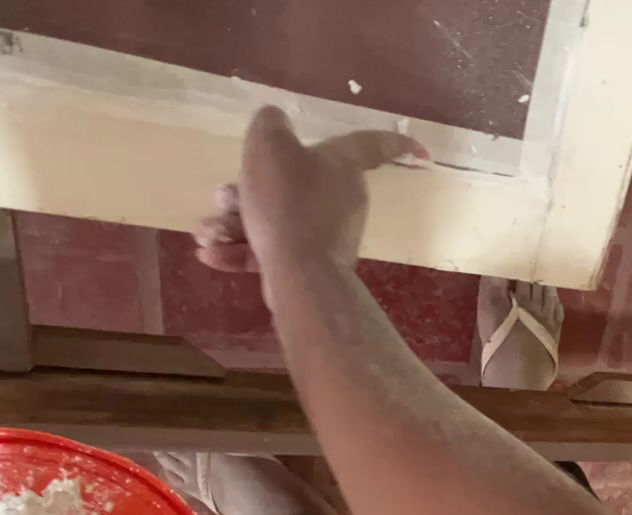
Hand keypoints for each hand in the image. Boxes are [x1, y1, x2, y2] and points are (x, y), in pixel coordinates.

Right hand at [194, 107, 424, 281]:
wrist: (299, 273)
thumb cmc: (287, 202)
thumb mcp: (269, 144)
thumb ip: (270, 124)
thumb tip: (274, 125)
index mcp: (344, 166)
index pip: (376, 144)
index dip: (398, 141)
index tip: (424, 150)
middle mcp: (341, 201)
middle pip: (291, 183)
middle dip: (247, 188)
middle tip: (224, 196)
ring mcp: (326, 237)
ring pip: (274, 217)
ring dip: (234, 222)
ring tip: (207, 231)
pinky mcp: (309, 267)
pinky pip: (271, 250)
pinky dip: (240, 251)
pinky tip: (210, 254)